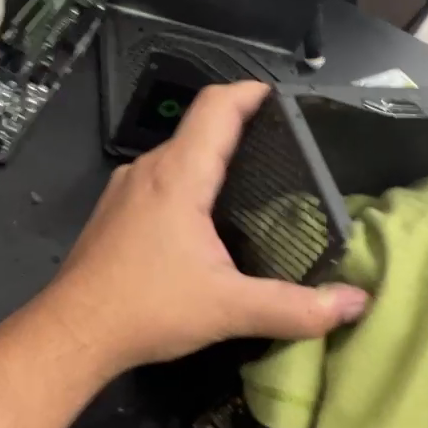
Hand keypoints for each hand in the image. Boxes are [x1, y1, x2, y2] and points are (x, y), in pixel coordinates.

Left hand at [32, 81, 368, 374]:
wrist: (72, 334)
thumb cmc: (146, 309)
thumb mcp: (229, 309)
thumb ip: (295, 308)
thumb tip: (356, 304)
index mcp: (178, 175)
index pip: (217, 106)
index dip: (252, 93)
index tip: (284, 101)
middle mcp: (146, 171)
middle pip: (197, 130)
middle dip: (240, 133)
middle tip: (284, 156)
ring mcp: (123, 191)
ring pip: (175, 158)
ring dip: (211, 162)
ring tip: (251, 190)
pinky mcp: (111, 215)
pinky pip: (157, 183)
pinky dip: (186, 187)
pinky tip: (204, 224)